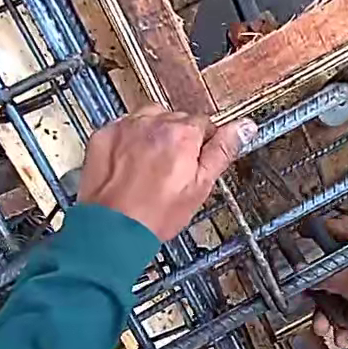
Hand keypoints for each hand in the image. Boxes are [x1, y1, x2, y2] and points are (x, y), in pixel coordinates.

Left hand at [77, 105, 255, 241]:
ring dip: (152, 135)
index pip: (203, 124)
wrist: (112, 228)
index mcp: (182, 133)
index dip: (201, 145)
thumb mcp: (200, 186)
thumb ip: (222, 151)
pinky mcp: (103, 135)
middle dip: (176, 139)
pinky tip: (128, 164)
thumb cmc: (156, 214)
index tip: (194, 161)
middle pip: (175, 120)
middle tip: (171, 170)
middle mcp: (153, 122)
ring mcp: (125, 127)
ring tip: (149, 166)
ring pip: (148, 120)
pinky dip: (126, 141)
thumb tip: (244, 127)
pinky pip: (122, 128)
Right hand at [311, 216, 347, 347]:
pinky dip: (342, 323)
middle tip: (309, 298)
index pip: (339, 229)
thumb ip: (329, 275)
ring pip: (338, 293)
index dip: (318, 232)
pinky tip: (341, 334)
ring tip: (325, 327)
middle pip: (333, 269)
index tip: (301, 235)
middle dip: (319, 290)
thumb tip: (308, 274)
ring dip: (328, 313)